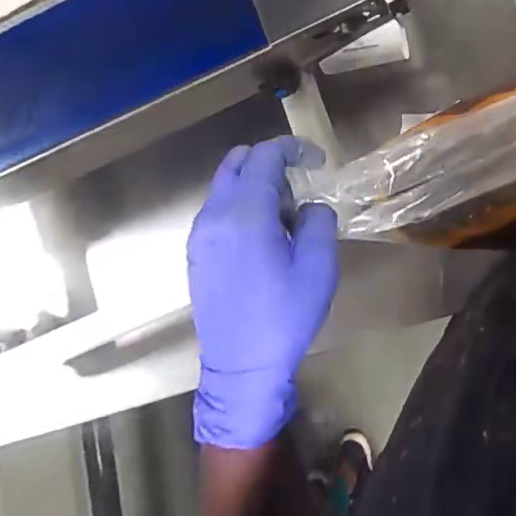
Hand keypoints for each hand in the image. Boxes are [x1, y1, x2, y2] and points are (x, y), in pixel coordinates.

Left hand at [188, 137, 340, 448]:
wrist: (241, 366)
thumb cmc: (285, 316)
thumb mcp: (318, 267)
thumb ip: (318, 221)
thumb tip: (310, 207)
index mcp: (244, 215)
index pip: (264, 157)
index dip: (294, 148)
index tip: (319, 160)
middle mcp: (214, 217)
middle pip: (237, 163)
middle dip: (272, 163)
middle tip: (301, 188)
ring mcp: (200, 235)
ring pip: (225, 186)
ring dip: (256, 186)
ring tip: (287, 219)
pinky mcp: (196, 253)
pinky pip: (218, 210)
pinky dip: (242, 206)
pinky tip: (265, 238)